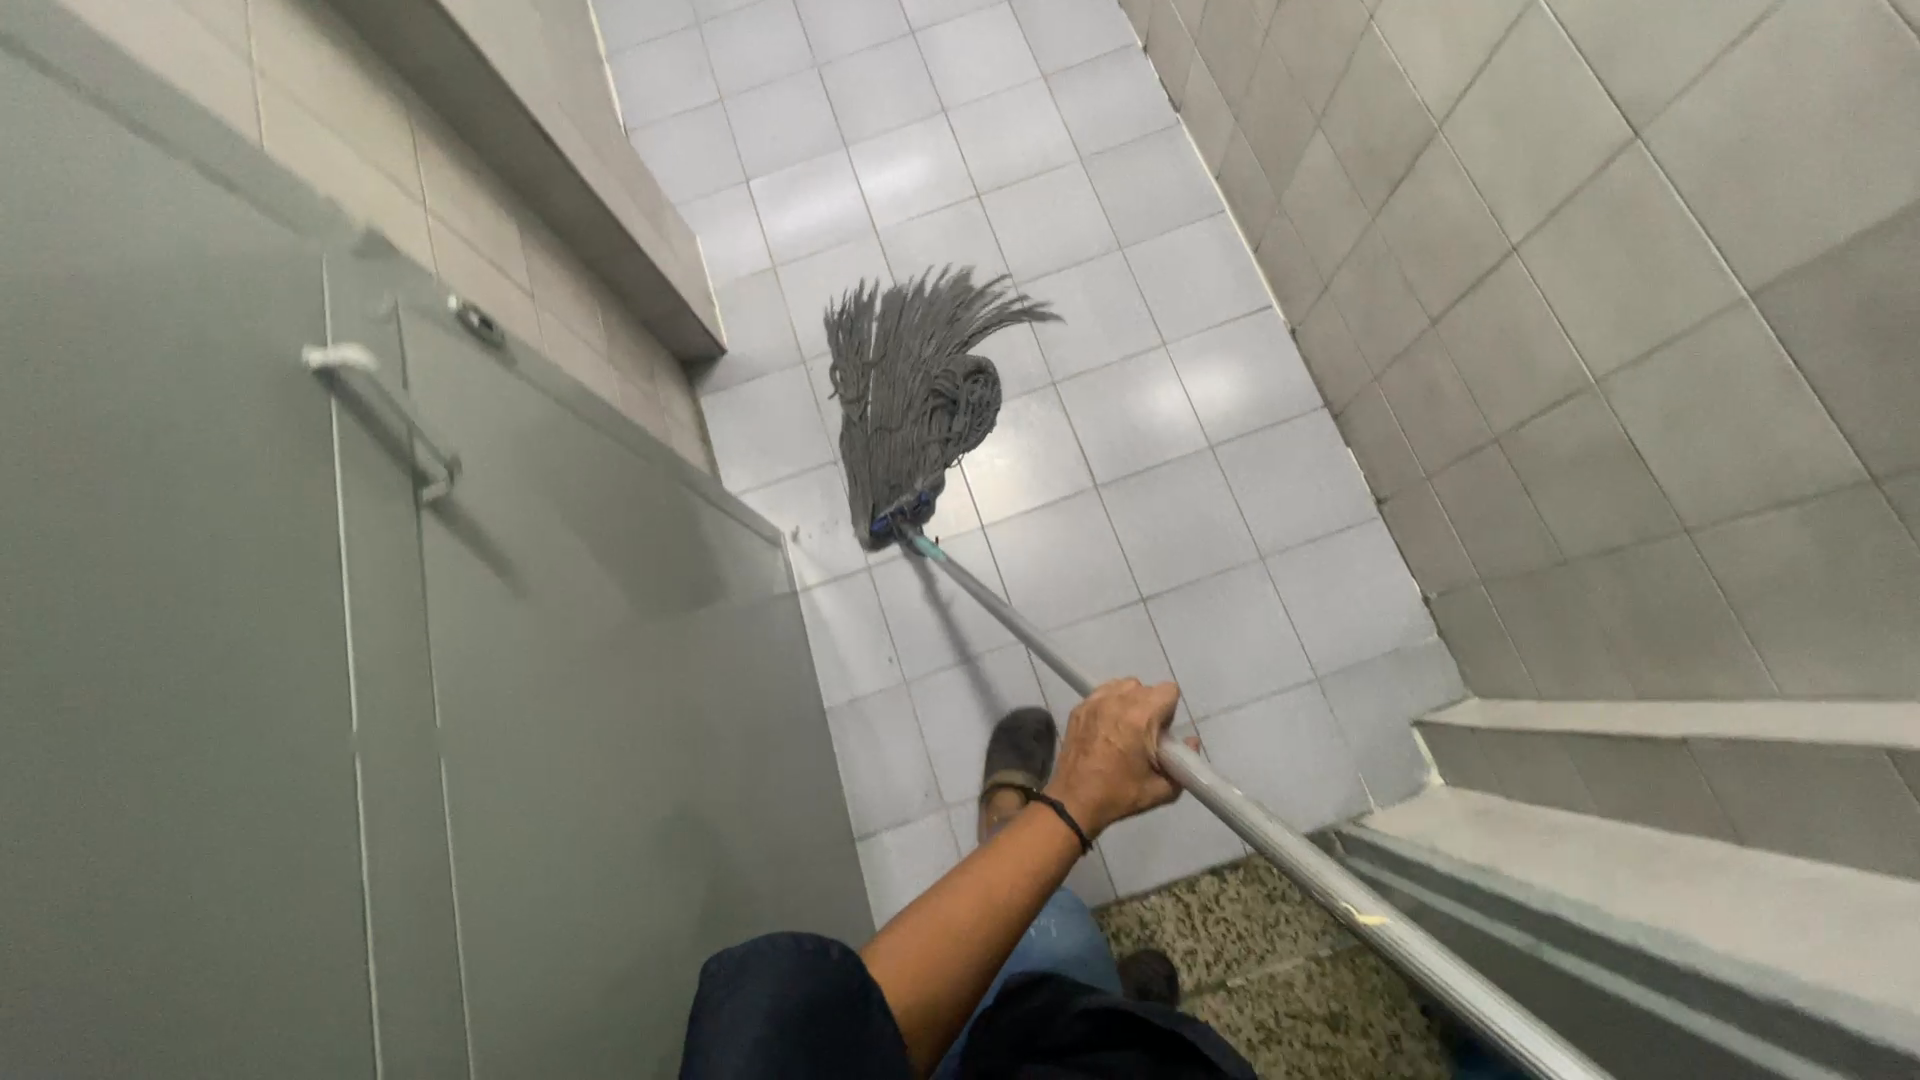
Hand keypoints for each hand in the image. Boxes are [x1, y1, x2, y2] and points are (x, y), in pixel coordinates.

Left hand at [1044, 678, 1197, 837]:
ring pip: (1122, 686)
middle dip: (1151, 706)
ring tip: (1125, 727)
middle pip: (1145, 687)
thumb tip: (1191, 742)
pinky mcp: (1079, 708)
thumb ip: (1185, 763)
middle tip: (1145, 734)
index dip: (1170, 709)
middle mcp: (1117, 702)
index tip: (1162, 732)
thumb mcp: (1163, 789)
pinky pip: (1102, 692)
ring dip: (1130, 701)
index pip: (1167, 690)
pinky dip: (1110, 703)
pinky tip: (1107, 726)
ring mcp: (1094, 702)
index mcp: (1140, 718)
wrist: (1075, 801)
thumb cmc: (1120, 795)